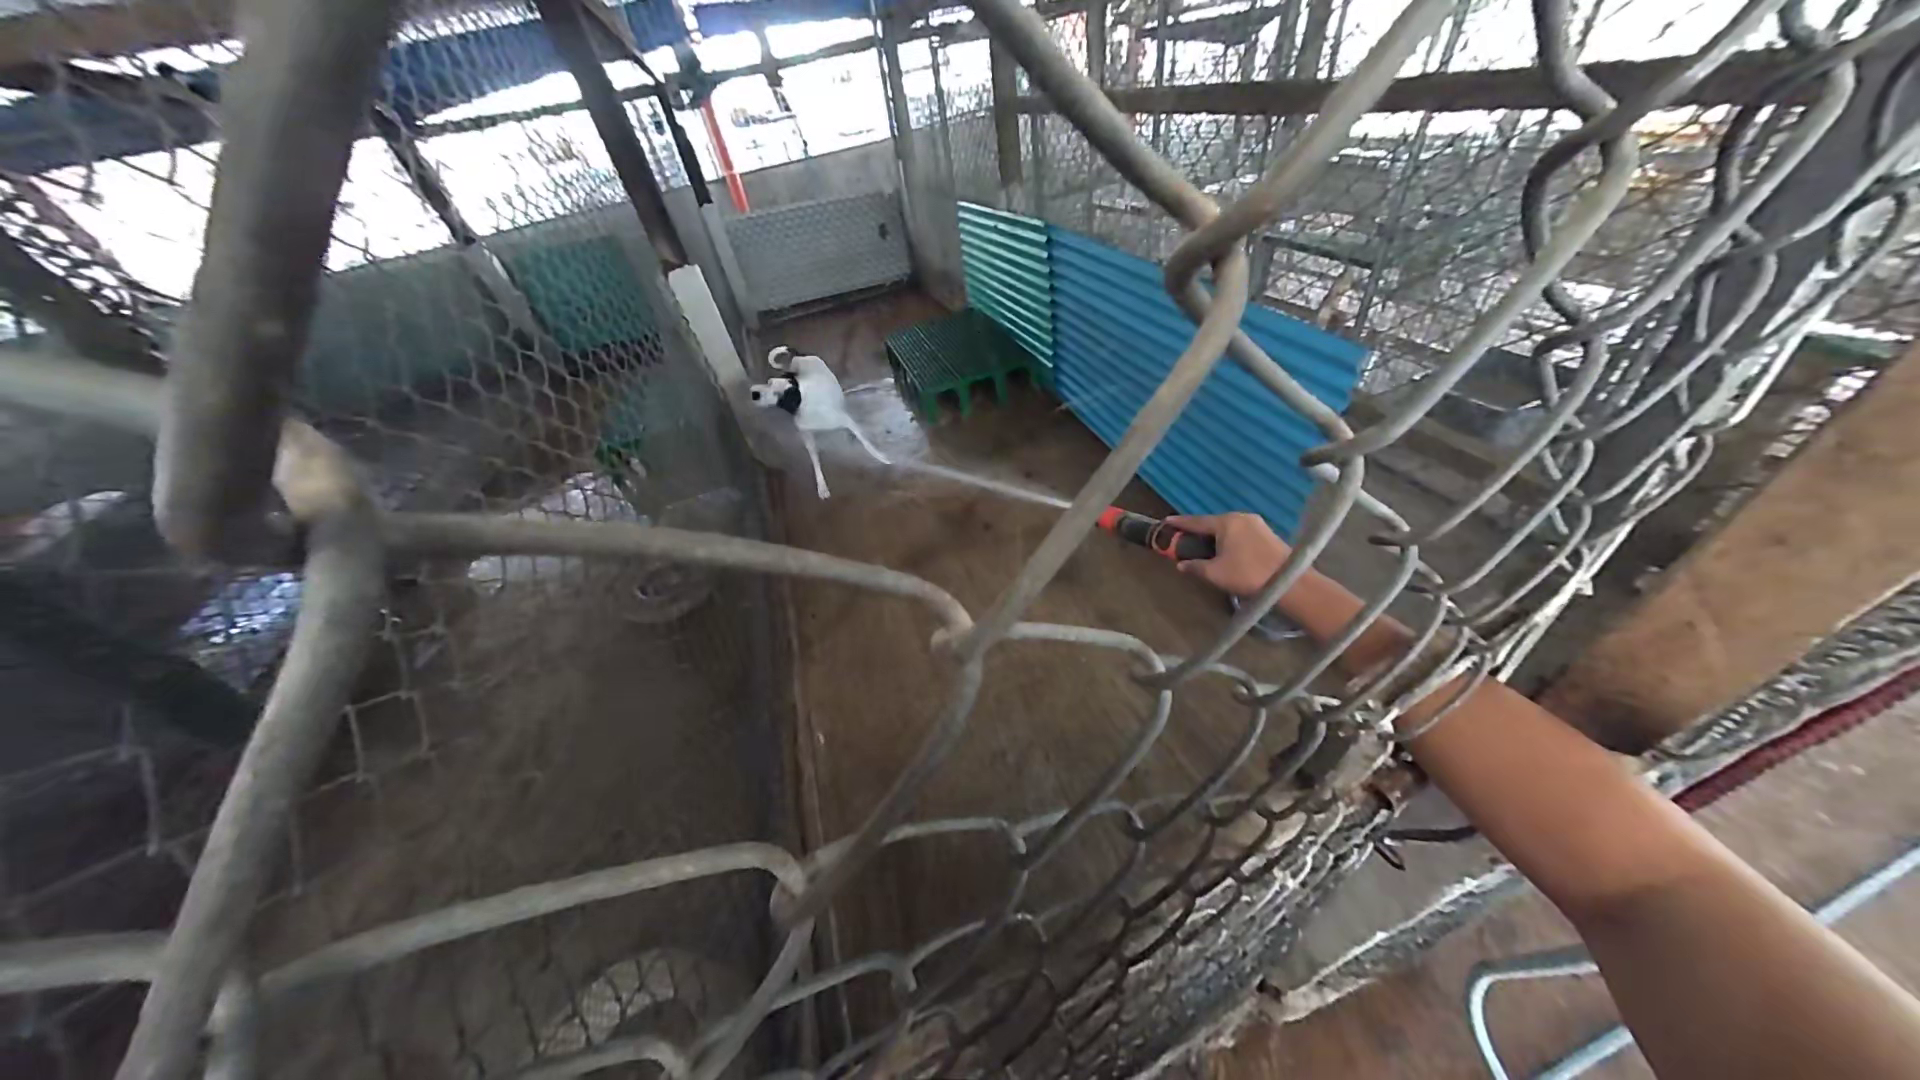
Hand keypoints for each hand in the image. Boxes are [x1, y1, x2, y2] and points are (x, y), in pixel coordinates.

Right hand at [1165, 512, 1291, 597]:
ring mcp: (1257, 524)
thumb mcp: (1215, 573)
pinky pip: (1240, 532)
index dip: (1180, 523)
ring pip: (1228, 527)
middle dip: (1198, 530)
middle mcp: (1241, 517)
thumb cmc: (1247, 575)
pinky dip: (1228, 538)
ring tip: (1203, 544)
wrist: (1289, 583)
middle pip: (1213, 522)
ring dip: (1214, 535)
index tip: (1166, 521)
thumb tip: (1181, 565)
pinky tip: (1224, 548)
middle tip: (1184, 537)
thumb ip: (1195, 566)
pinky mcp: (1267, 533)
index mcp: (1226, 522)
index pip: (1196, 521)